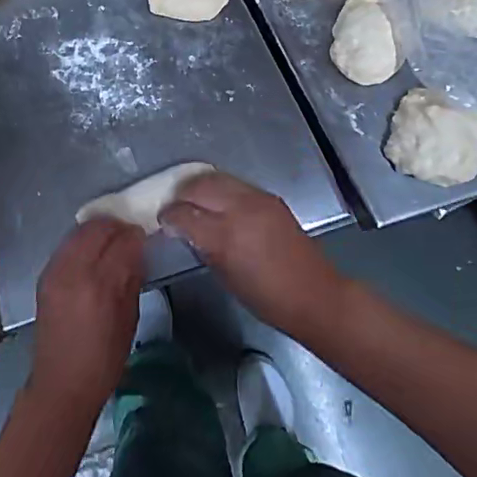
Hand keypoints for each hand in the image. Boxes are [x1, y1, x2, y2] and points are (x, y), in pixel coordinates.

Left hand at [28, 218, 145, 407]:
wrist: (61, 384)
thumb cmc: (104, 360)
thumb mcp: (129, 320)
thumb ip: (132, 280)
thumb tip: (136, 253)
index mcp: (100, 285)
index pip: (123, 242)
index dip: (136, 236)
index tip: (145, 237)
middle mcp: (75, 271)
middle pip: (97, 229)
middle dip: (117, 226)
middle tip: (130, 234)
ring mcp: (56, 271)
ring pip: (79, 231)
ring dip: (98, 230)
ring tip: (112, 240)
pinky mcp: (44, 276)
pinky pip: (67, 245)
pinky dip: (82, 241)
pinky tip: (93, 253)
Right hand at [160, 173, 353, 338]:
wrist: (314, 294)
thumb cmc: (266, 298)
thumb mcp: (225, 276)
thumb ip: (203, 247)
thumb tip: (186, 231)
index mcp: (225, 235)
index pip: (184, 213)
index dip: (169, 216)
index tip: (163, 221)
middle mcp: (240, 208)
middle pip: (199, 186)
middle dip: (182, 194)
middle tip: (174, 207)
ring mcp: (258, 199)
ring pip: (217, 178)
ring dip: (200, 187)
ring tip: (193, 201)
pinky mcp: (270, 197)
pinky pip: (237, 185)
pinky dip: (221, 190)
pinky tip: (218, 203)